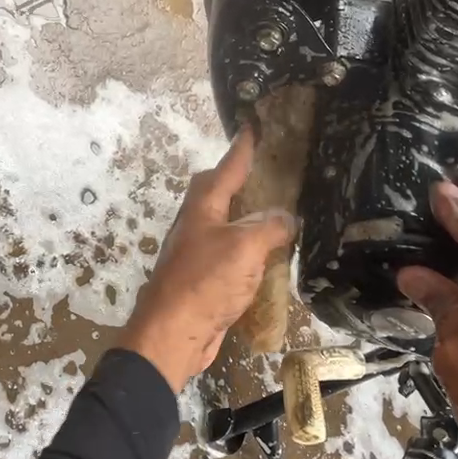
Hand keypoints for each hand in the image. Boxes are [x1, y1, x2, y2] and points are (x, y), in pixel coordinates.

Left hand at [117, 131, 295, 391]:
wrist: (172, 333)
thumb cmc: (205, 282)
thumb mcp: (243, 247)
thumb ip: (267, 226)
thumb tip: (285, 216)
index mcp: (203, 207)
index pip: (227, 167)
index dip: (242, 147)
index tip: (253, 124)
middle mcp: (198, 223)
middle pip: (218, 191)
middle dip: (240, 179)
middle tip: (270, 172)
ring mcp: (199, 251)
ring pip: (227, 224)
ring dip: (248, 216)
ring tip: (279, 213)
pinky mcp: (205, 279)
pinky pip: (232, 254)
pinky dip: (251, 250)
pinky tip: (270, 258)